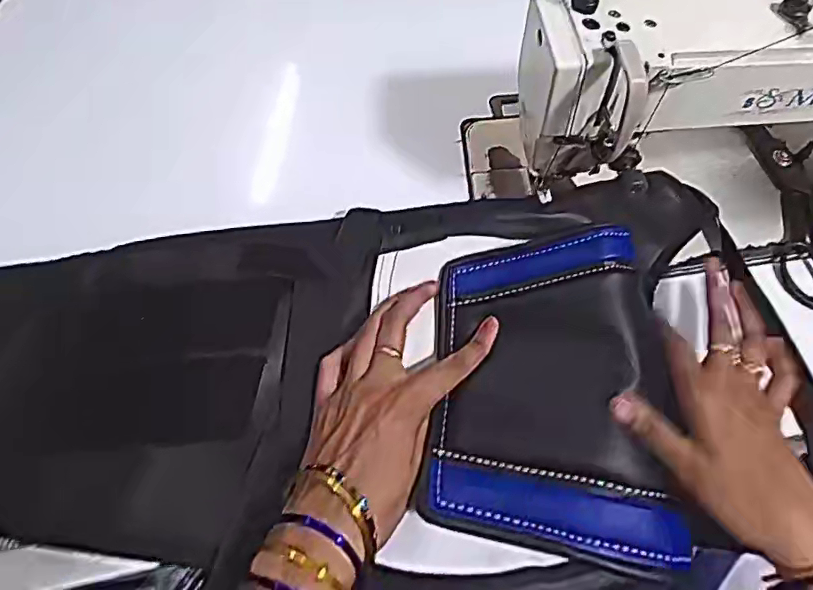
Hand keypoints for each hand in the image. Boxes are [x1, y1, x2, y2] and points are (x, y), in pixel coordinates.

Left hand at [266, 282, 497, 582]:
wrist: (328, 525)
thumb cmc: (369, 505)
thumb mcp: (414, 462)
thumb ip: (421, 421)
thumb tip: (425, 404)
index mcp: (404, 403)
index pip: (449, 366)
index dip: (474, 347)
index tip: (487, 330)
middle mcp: (374, 388)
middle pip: (397, 326)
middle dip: (416, 299)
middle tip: (428, 288)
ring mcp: (347, 390)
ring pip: (365, 333)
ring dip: (384, 310)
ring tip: (397, 300)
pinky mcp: (325, 403)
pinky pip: (333, 362)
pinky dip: (347, 346)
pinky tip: (355, 341)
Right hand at [611, 259, 812, 575]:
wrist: (790, 518)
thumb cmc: (739, 493)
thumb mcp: (683, 466)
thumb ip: (651, 428)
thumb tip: (620, 402)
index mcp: (704, 393)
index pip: (678, 348)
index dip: (665, 325)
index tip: (656, 307)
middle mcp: (732, 385)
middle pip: (722, 330)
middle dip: (716, 296)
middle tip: (713, 269)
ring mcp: (757, 393)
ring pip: (753, 341)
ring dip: (747, 311)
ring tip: (740, 287)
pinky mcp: (776, 409)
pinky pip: (781, 374)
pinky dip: (781, 355)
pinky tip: (779, 342)